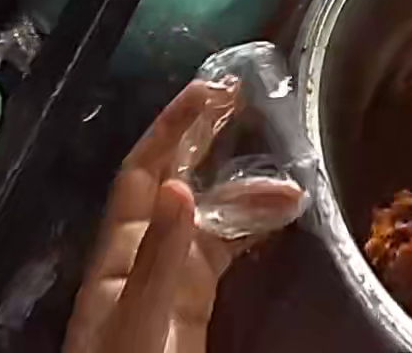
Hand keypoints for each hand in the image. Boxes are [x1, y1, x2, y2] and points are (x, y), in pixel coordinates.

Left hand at [64, 82, 304, 352]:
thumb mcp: (138, 322)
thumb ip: (158, 259)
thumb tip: (180, 185)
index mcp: (120, 249)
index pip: (143, 169)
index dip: (171, 124)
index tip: (207, 89)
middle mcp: (146, 248)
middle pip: (178, 174)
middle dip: (208, 135)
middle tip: (245, 97)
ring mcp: (173, 270)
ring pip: (213, 210)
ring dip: (249, 189)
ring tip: (291, 184)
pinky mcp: (197, 294)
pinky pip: (229, 242)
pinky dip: (255, 223)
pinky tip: (284, 213)